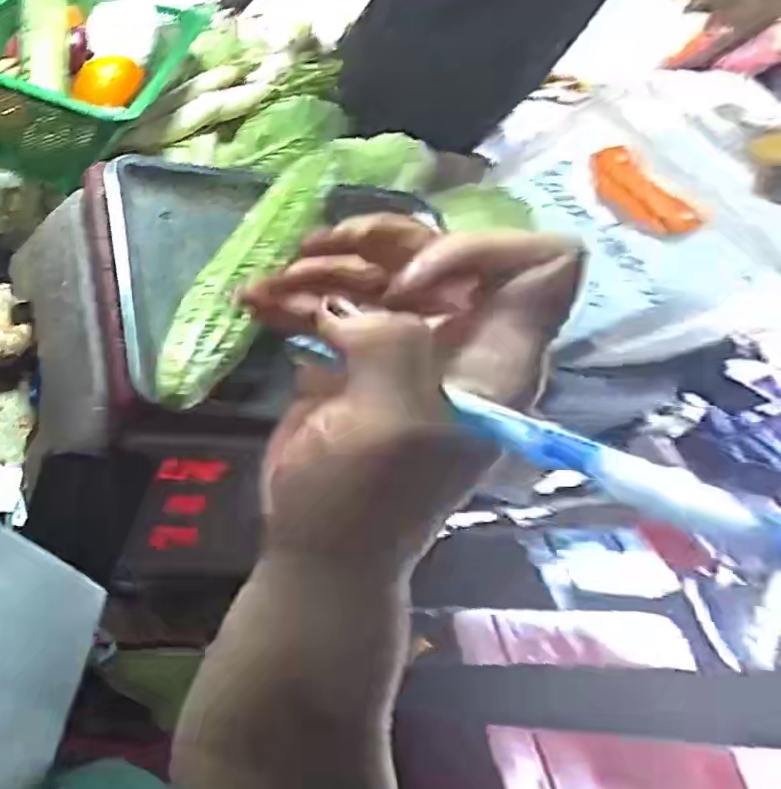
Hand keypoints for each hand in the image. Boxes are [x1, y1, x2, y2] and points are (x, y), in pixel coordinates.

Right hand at [238, 217, 582, 564]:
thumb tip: (352, 306)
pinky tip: (252, 302)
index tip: (399, 286)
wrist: (316, 542)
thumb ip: (391, 347)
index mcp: (491, 358)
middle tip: (310, 249)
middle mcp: (449, 345)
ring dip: (316, 272)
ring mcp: (388, 354)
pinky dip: (287, 302)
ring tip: (265, 285)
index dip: (472, 253)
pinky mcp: (338, 368)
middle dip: (373, 246)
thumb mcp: (394, 422)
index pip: (534, 265)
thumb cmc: (364, 494)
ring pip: (368, 282)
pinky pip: (321, 315)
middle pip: (433, 260)